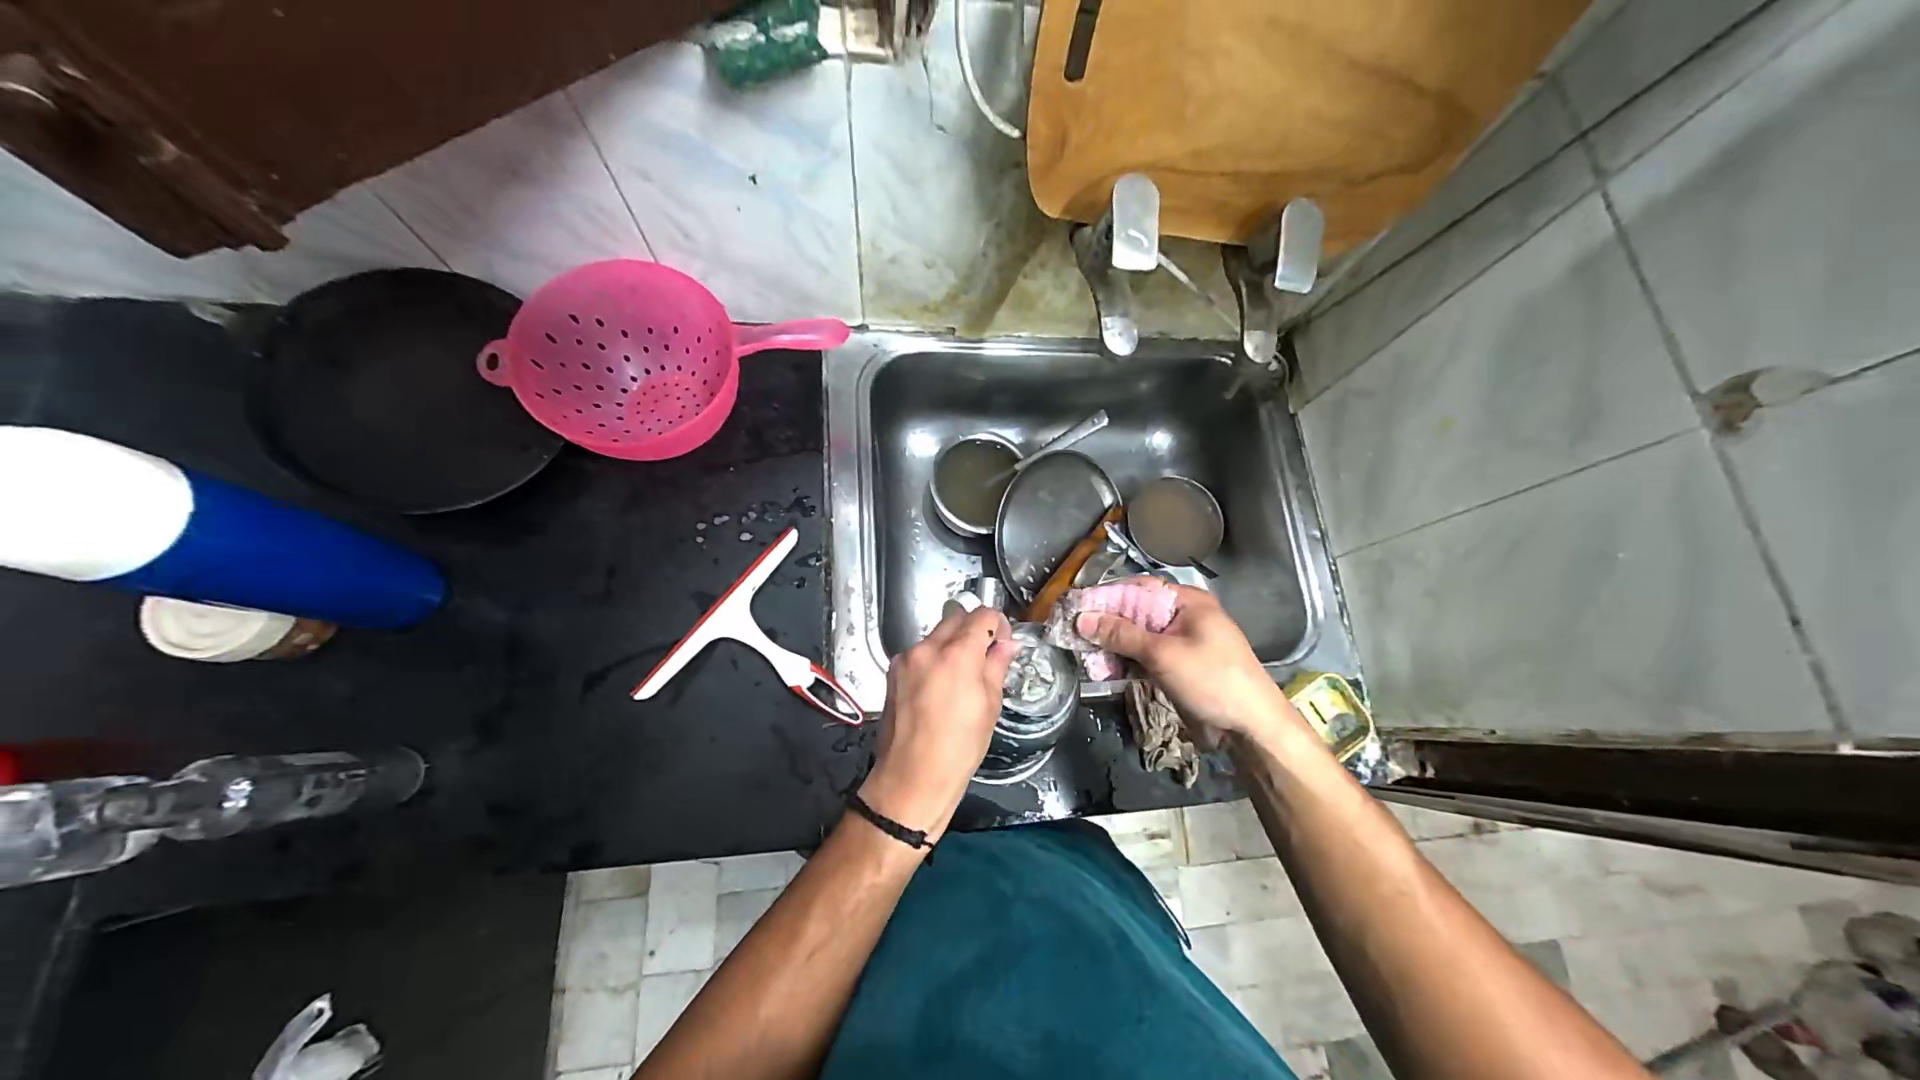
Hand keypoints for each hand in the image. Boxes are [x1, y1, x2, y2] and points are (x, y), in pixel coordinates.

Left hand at [859, 605, 1017, 842]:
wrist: (912, 778)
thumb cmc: (957, 749)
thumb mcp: (989, 707)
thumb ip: (997, 666)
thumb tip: (1008, 644)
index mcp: (957, 655)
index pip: (983, 615)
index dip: (998, 626)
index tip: (1002, 643)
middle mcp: (927, 649)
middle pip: (957, 617)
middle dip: (974, 630)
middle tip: (985, 657)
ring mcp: (906, 659)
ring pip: (936, 634)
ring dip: (952, 645)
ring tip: (962, 679)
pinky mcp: (893, 672)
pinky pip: (919, 653)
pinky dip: (933, 660)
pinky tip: (939, 688)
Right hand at [1076, 580, 1304, 744]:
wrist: (1250, 727)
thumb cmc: (1212, 680)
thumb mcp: (1163, 654)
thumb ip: (1121, 635)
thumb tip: (1083, 619)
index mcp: (1188, 602)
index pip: (1139, 588)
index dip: (1107, 596)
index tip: (1077, 606)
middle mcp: (1183, 617)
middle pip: (1136, 613)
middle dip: (1106, 624)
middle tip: (1074, 633)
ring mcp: (1180, 643)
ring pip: (1137, 637)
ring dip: (1113, 646)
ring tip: (1084, 654)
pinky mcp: (1177, 667)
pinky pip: (1144, 657)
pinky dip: (1125, 662)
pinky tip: (1103, 670)